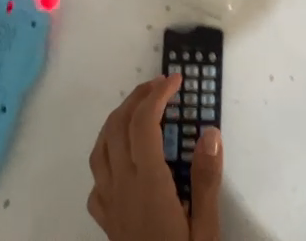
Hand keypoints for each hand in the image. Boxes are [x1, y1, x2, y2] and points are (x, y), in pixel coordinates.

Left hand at [88, 74, 222, 240]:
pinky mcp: (105, 221)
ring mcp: (108, 203)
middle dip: (138, 97)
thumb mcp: (205, 230)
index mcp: (148, 184)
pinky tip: (124, 159)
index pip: (144, 123)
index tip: (176, 80)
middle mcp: (121, 187)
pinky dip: (107, 154)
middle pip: (118, 126)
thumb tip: (209, 132)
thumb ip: (206, 180)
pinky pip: (97, 178)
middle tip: (162, 85)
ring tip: (140, 109)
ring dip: (118, 119)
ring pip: (100, 147)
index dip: (157, 95)